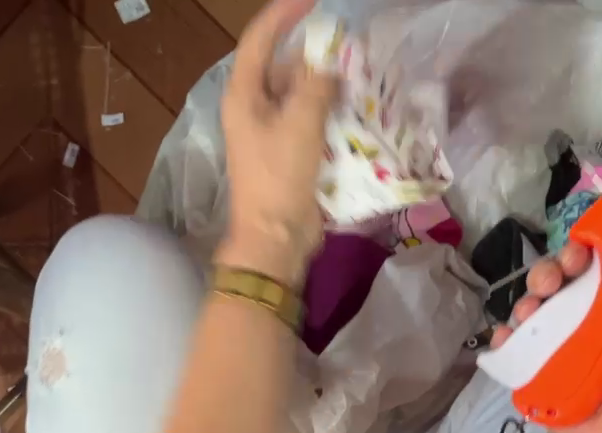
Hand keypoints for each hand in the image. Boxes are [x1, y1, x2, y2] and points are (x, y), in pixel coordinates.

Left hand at [215, 0, 337, 285]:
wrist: (275, 240)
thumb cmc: (279, 180)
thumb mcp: (300, 123)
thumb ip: (316, 85)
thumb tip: (329, 67)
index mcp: (244, 96)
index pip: (260, 39)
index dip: (285, 13)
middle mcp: (253, 111)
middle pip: (283, 68)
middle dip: (315, 56)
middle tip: (348, 48)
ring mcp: (271, 137)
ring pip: (300, 97)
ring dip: (326, 88)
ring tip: (357, 77)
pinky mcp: (289, 159)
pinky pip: (310, 125)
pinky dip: (329, 116)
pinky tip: (353, 111)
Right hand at [491, 232, 601, 432]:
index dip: (592, 246)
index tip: (582, 246)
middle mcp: (593, 321)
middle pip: (564, 281)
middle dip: (551, 270)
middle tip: (551, 279)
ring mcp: (562, 348)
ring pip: (536, 309)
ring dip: (526, 300)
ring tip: (528, 311)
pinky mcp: (539, 374)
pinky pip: (515, 350)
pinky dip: (503, 339)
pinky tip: (504, 339)